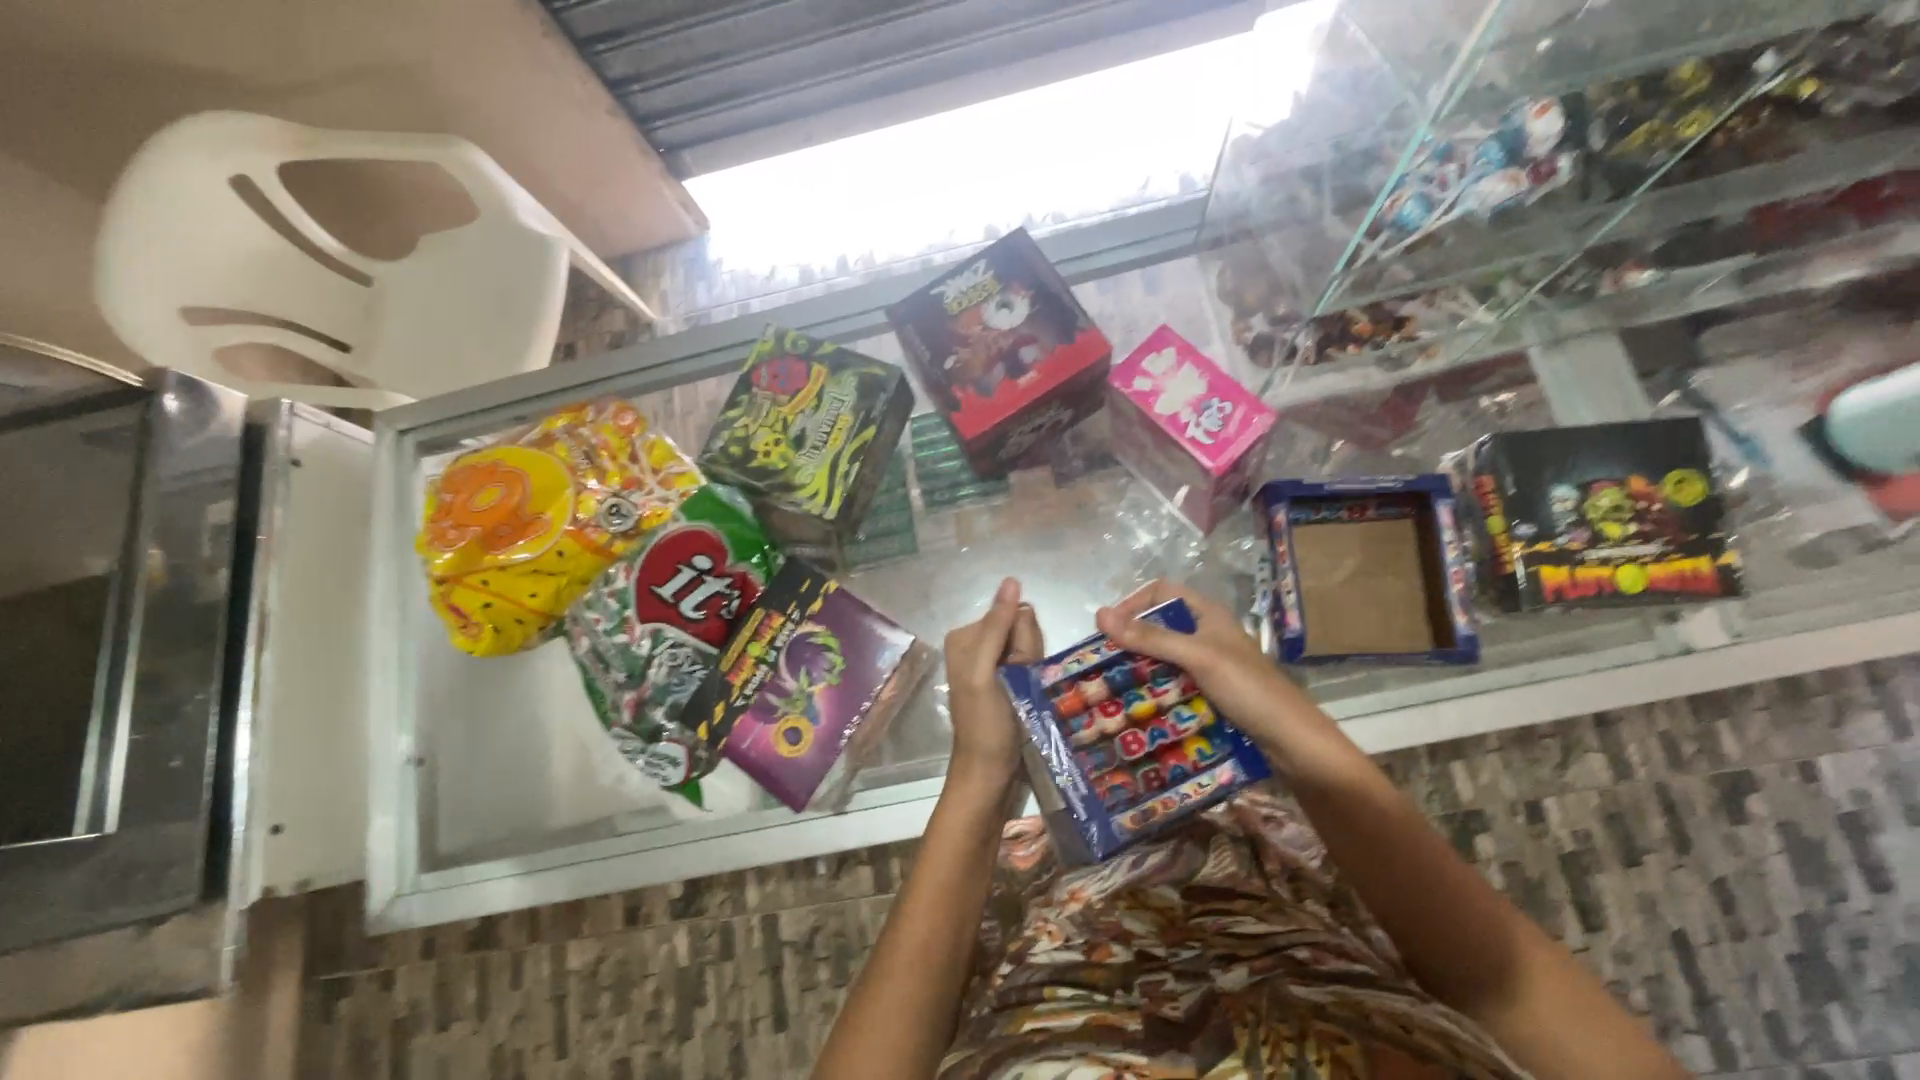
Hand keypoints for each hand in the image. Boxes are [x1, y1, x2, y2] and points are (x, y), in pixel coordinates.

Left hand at [942, 577, 1043, 796]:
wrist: (990, 775)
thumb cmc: (986, 724)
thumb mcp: (985, 671)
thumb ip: (998, 626)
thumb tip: (1011, 580)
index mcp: (965, 636)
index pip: (1012, 614)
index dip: (1023, 641)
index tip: (1016, 669)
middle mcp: (978, 646)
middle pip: (1023, 631)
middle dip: (1029, 656)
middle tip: (1018, 687)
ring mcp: (995, 667)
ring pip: (1033, 651)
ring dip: (1035, 672)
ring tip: (1024, 699)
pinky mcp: (1010, 685)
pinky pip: (1034, 669)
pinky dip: (1038, 683)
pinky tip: (1031, 703)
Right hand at [1094, 580, 1321, 759]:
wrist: (1291, 740)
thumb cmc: (1248, 688)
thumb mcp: (1197, 657)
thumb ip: (1151, 637)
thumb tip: (1100, 614)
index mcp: (1208, 615)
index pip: (1162, 593)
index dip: (1133, 604)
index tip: (1107, 630)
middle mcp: (1207, 635)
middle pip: (1161, 628)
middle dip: (1132, 643)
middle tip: (1104, 666)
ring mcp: (1211, 667)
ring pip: (1166, 661)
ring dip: (1142, 672)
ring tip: (1115, 691)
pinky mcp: (1212, 694)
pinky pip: (1175, 687)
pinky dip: (1157, 694)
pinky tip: (1141, 710)